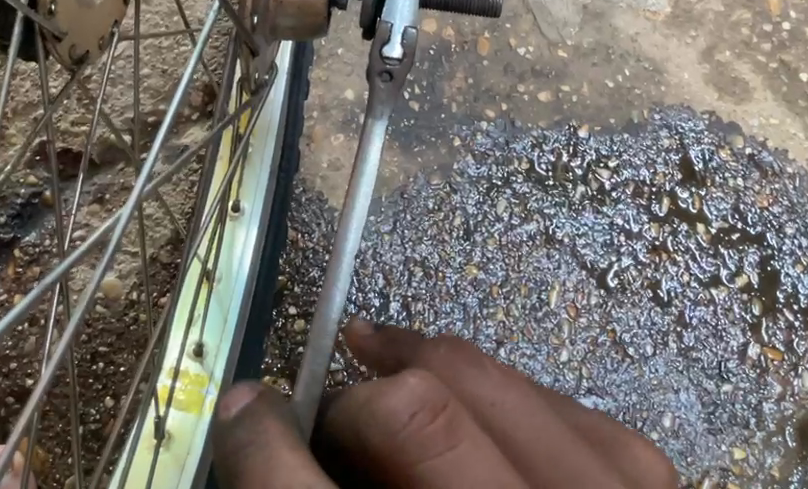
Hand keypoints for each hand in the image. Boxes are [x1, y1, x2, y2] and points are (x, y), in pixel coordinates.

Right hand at [211, 321, 679, 488]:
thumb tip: (260, 425)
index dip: (263, 447)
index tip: (245, 410)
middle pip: (418, 419)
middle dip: (354, 403)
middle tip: (330, 415)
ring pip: (487, 385)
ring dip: (422, 367)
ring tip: (382, 361)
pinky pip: (561, 406)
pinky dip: (501, 391)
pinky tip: (470, 395)